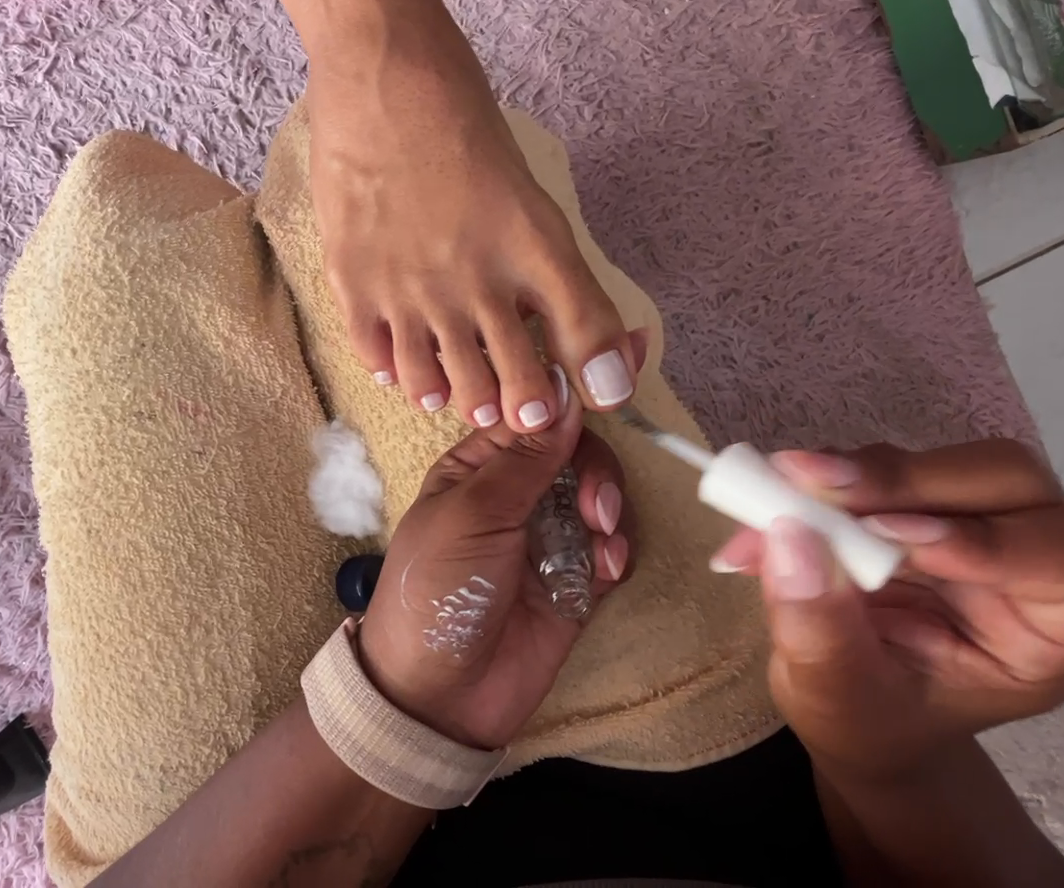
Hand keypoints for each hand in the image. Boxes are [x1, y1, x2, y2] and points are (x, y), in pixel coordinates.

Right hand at [307, 5, 637, 433]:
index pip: (584, 340)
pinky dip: (398, 374)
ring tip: (463, 395)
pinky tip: (405, 370)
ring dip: (461, 398)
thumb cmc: (464, 124)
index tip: (577, 395)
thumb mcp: (532, 195)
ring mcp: (411, 288)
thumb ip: (559, 275)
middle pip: (511, 386)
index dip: (593, 383)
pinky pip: (379, 358)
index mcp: (534, 250)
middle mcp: (476, 282)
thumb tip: (579, 341)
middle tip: (515, 404)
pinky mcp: (355, 282)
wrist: (382, 76)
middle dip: (520, 406)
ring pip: (443, 386)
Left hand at [356, 365, 632, 749]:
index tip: (624, 366)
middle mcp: (517, 495)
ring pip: (600, 498)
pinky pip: (611, 549)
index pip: (535, 416)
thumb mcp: (473, 513)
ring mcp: (548, 539)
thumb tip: (564, 389)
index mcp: (480, 467)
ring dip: (609, 510)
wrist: (439, 697)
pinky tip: (606, 568)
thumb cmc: (440, 588)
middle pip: (578, 455)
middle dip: (595, 471)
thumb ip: (526, 456)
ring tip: (598, 540)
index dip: (576, 396)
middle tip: (597, 507)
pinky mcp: (575, 582)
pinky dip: (616, 551)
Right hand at [708, 440, 1063, 785]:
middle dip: (907, 478)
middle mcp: (1023, 563)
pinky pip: (877, 465)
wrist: (852, 712)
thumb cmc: (869, 725)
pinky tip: (773, 498)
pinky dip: (822, 476)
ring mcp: (967, 524)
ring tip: (783, 488)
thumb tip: (784, 533)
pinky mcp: (911, 502)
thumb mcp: (839, 697)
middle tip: (816, 481)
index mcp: (1049, 633)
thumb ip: (818, 627)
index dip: (989, 536)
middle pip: (1007, 481)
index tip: (886, 534)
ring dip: (859, 470)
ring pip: (940, 461)